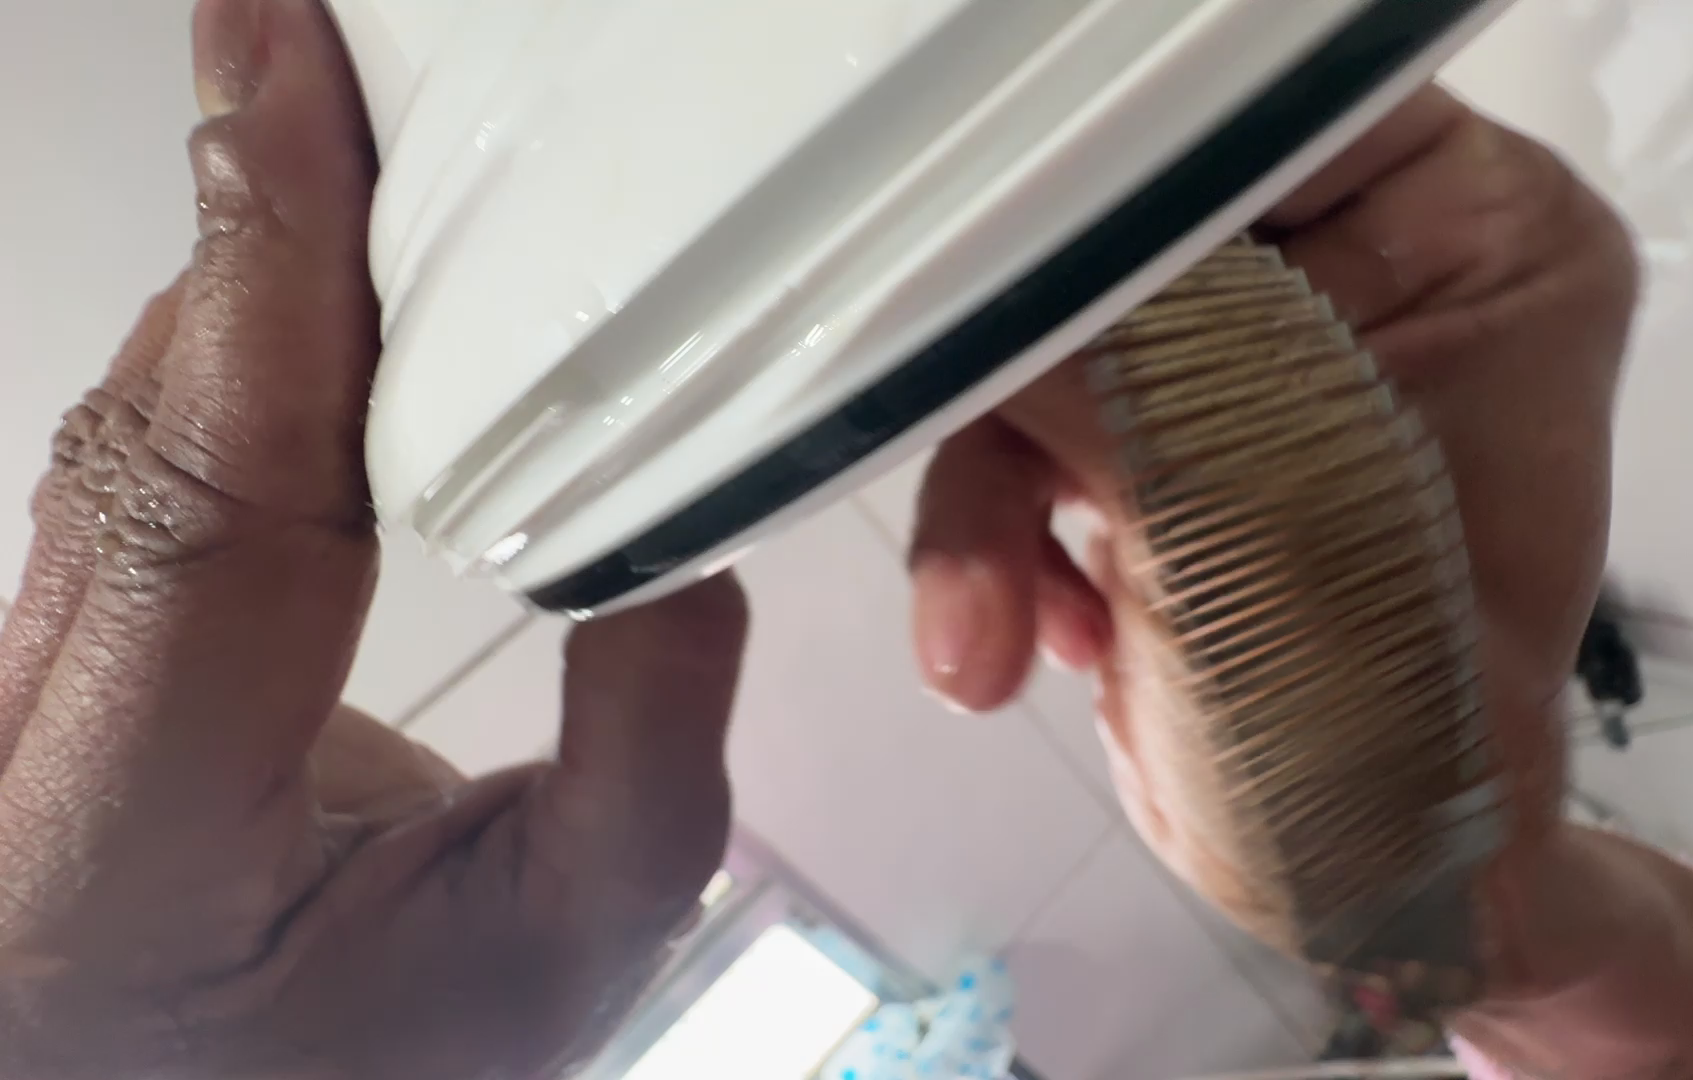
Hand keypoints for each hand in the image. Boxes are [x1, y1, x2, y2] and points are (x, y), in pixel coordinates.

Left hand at [0, 2, 744, 1076]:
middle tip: (327, 74)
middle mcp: (10, 761)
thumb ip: (654, 730)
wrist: (355, 1065)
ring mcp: (25, 704)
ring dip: (258, 298)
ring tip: (345, 161)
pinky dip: (257, 373)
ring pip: (138, 449)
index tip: (292, 87)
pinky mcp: (80, 666)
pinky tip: (334, 315)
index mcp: (114, 859)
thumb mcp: (604, 906)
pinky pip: (163, 479)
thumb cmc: (466, 1023)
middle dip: (260, 251)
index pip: (210, 514)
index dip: (270, 293)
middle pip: (150, 450)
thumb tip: (681, 542)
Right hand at [909, 87, 1692, 1076]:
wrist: (1336, 863)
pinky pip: (1014, 463)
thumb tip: (996, 295)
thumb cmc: (1376, 725)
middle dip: (1034, 390)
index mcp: (1458, 243)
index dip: (1136, 177)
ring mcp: (1215, 383)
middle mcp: (1330, 296)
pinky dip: (997, 554)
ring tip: (980, 643)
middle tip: (986, 503)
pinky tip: (1027, 640)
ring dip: (987, 517)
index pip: (1275, 129)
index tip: (1021, 239)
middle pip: (1125, 261)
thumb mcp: (1269, 539)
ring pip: (1042, 377)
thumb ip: (1130, 392)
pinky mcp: (1126, 463)